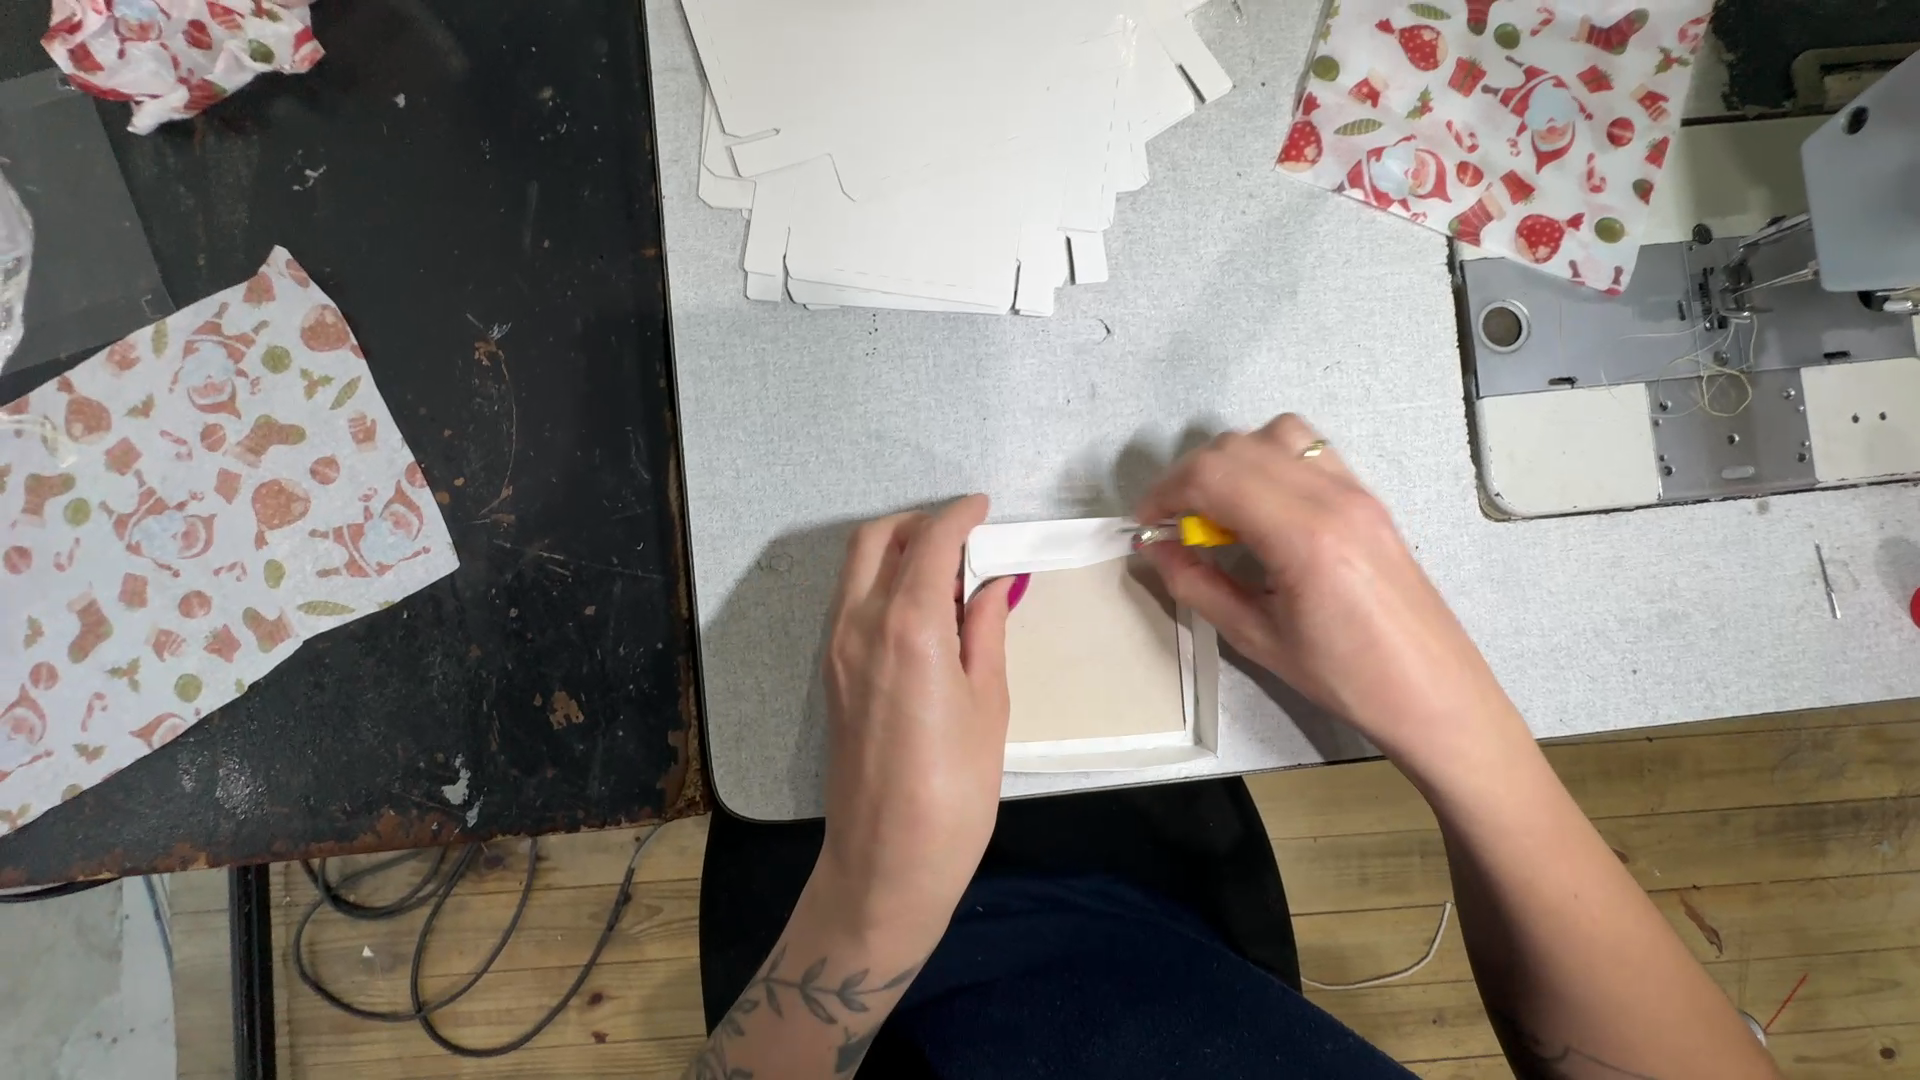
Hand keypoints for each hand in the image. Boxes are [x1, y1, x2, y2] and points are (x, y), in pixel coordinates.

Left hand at [815, 495, 1014, 944]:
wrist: (885, 861)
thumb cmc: (955, 788)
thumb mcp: (988, 704)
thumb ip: (986, 630)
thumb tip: (992, 584)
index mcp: (908, 625)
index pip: (929, 542)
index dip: (958, 515)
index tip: (983, 507)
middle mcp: (859, 624)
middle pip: (876, 540)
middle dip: (918, 522)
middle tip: (962, 534)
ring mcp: (836, 648)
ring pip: (857, 568)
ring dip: (897, 550)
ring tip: (947, 570)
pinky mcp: (830, 672)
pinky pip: (852, 602)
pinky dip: (882, 583)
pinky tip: (921, 609)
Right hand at [1134, 415, 1523, 774]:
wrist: (1434, 693)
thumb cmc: (1344, 678)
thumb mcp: (1255, 638)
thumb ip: (1196, 584)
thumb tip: (1154, 548)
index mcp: (1304, 536)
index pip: (1214, 475)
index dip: (1165, 493)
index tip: (1147, 524)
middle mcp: (1333, 497)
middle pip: (1236, 446)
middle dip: (1189, 477)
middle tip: (1175, 524)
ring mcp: (1357, 490)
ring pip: (1274, 433)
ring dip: (1230, 462)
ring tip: (1218, 510)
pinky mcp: (1368, 496)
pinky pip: (1307, 449)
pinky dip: (1267, 461)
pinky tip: (1260, 508)